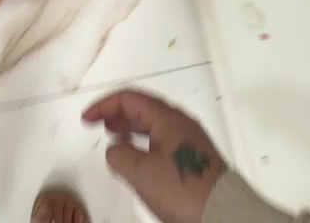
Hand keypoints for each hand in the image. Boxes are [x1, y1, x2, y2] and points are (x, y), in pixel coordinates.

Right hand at [82, 90, 228, 222]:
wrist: (223, 214)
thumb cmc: (181, 188)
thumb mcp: (142, 174)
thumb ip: (120, 156)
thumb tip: (115, 148)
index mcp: (167, 117)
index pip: (130, 98)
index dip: (105, 105)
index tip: (86, 119)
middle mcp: (180, 121)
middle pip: (144, 107)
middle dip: (118, 113)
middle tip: (98, 124)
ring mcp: (190, 139)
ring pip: (154, 123)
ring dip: (131, 127)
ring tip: (115, 138)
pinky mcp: (195, 157)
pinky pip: (163, 139)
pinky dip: (144, 141)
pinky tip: (139, 158)